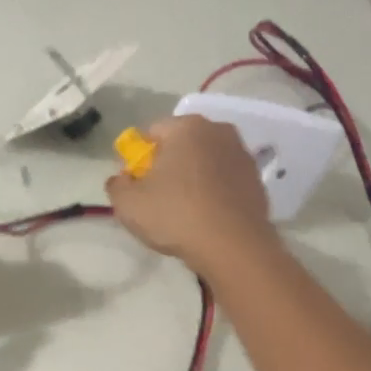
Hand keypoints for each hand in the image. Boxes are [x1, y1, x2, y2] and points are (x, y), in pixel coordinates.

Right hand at [104, 116, 278, 274]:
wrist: (231, 243)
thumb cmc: (174, 216)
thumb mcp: (127, 205)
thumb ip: (116, 185)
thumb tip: (121, 178)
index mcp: (185, 127)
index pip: (151, 132)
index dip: (137, 158)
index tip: (134, 184)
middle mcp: (217, 129)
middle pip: (180, 143)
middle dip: (166, 164)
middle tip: (155, 198)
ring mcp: (240, 151)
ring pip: (203, 160)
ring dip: (190, 177)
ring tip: (182, 209)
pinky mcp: (254, 176)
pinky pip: (222, 177)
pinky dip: (211, 190)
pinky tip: (204, 215)